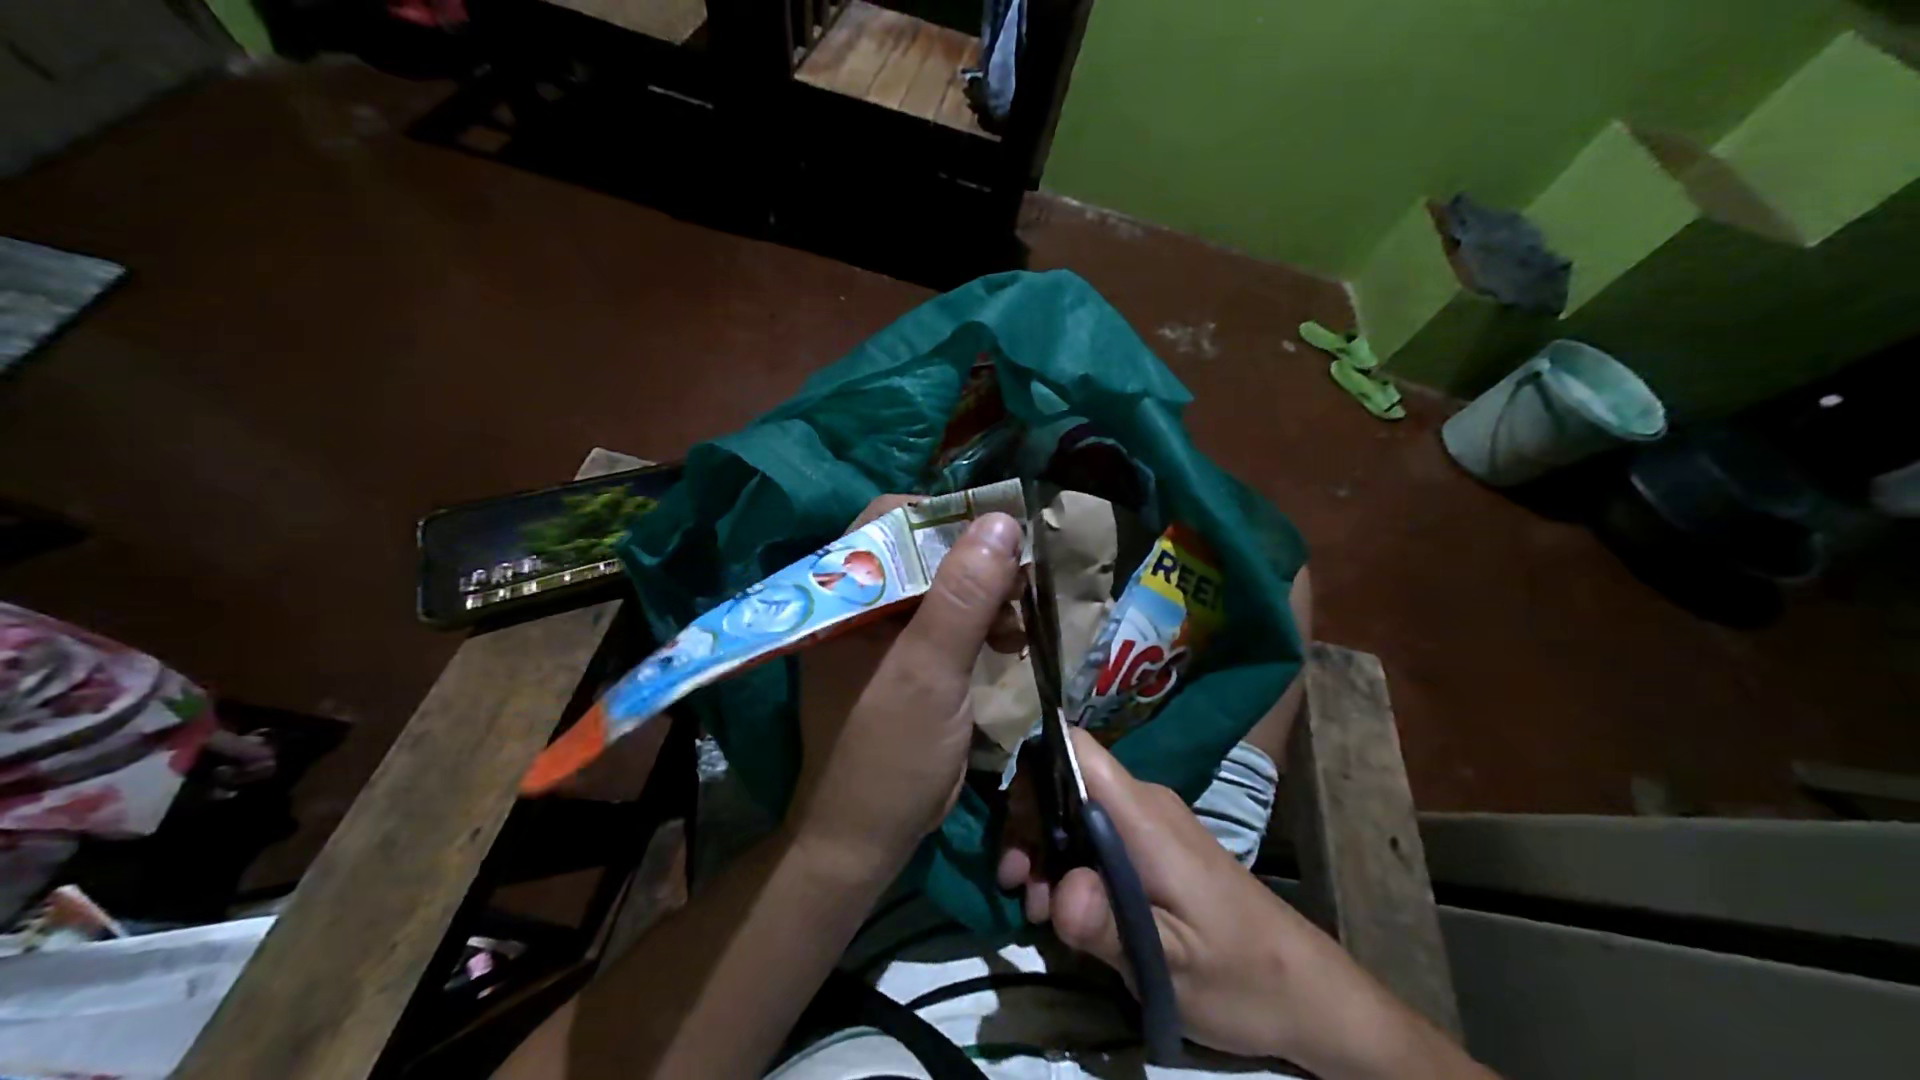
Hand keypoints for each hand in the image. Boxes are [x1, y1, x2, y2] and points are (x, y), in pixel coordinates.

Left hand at [792, 501, 1023, 882]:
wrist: (867, 835)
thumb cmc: (891, 751)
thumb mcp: (931, 670)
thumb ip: (963, 596)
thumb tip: (1001, 520)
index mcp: (845, 595)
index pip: (888, 521)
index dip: (945, 516)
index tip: (1000, 532)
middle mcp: (859, 604)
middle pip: (920, 550)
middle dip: (975, 560)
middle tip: (1019, 580)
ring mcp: (882, 632)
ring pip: (940, 584)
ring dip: (985, 593)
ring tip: (1018, 619)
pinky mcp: (907, 658)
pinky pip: (947, 620)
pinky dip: (980, 622)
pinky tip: (1010, 639)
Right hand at [1010, 729, 1489, 1079]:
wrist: (1308, 991)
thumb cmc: (1242, 975)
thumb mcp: (1171, 963)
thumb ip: (1110, 925)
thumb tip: (1058, 892)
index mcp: (1144, 816)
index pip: (1078, 749)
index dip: (1035, 769)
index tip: (1015, 831)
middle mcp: (1143, 804)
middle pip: (1065, 781)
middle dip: (1030, 827)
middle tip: (1019, 890)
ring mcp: (1148, 824)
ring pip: (1075, 810)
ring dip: (1046, 852)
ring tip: (1040, 911)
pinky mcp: (1151, 847)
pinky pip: (1094, 834)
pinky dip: (1069, 863)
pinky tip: (1067, 909)